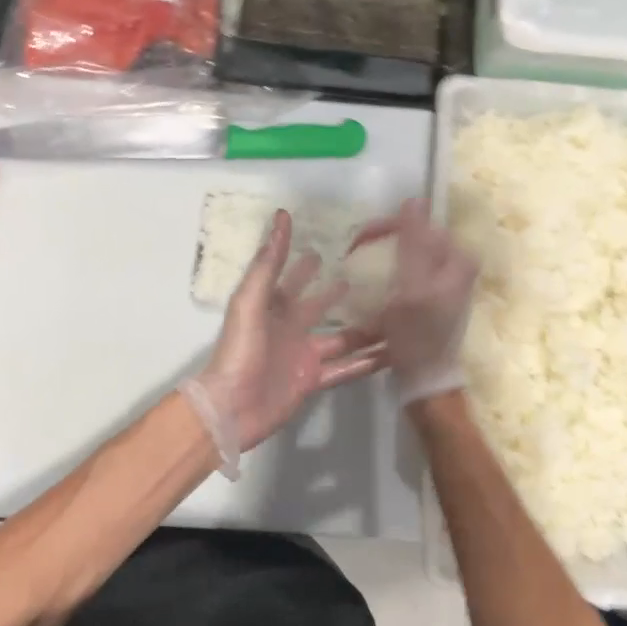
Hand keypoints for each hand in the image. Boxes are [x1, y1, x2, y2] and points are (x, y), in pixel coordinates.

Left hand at [183, 210, 382, 477]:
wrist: (232, 407)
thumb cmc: (239, 351)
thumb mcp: (250, 301)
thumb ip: (268, 263)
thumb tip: (281, 217)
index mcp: (273, 307)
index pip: (293, 278)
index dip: (307, 263)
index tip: (329, 244)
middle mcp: (290, 328)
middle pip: (320, 306)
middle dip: (339, 292)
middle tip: (371, 276)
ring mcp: (303, 355)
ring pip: (341, 337)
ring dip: (364, 328)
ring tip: (394, 315)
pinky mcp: (312, 380)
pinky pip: (344, 368)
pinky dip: (366, 362)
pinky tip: (391, 354)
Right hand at [355, 198, 478, 404]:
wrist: (426, 381)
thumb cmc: (417, 335)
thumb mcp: (411, 287)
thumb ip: (414, 242)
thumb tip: (416, 199)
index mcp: (457, 259)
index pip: (418, 224)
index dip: (385, 228)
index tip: (355, 243)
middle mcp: (457, 268)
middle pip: (414, 240)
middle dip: (382, 243)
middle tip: (355, 255)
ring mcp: (446, 286)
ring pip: (408, 258)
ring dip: (383, 261)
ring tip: (359, 270)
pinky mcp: (433, 301)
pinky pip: (407, 277)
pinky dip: (388, 279)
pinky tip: (372, 290)